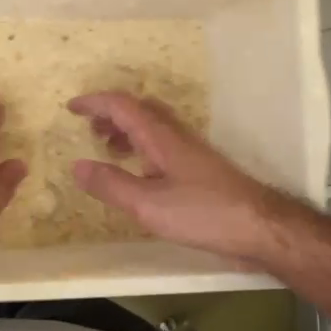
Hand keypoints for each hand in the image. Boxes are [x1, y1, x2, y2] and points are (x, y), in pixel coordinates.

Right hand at [67, 91, 298, 264]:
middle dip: (111, 114)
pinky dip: (142, 148)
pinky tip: (139, 173)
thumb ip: (110, 185)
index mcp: (161, 138)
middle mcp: (176, 137)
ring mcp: (191, 152)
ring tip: (108, 150)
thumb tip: (77, 166)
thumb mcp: (147, 204)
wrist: (259, 228)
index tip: (71, 108)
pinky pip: (163, 144)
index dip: (95, 102)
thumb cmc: (202, 214)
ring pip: (154, 127)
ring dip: (127, 130)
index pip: (123, 106)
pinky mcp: (200, 169)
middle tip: (90, 129)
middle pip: (141, 110)